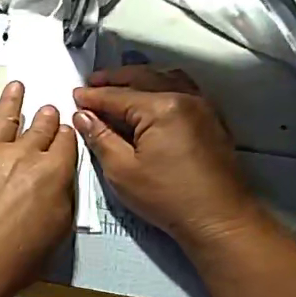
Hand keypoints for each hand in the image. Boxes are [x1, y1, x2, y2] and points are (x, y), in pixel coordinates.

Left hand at [0, 81, 77, 296]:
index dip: (65, 135)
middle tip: (46, 110)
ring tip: (16, 86)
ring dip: (11, 101)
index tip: (63, 132)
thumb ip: (62, 195)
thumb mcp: (59, 228)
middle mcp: (23, 154)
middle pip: (38, 127)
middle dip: (44, 117)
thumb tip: (59, 178)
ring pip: (3, 118)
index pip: (65, 142)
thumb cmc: (19, 256)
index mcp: (53, 171)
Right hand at [73, 66, 267, 248]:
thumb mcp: (122, 171)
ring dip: (139, 78)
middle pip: (142, 78)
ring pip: (165, 78)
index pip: (117, 95)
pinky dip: (162, 85)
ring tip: (120, 85)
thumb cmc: (172, 199)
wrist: (218, 218)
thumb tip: (84, 117)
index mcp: (161, 108)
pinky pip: (183, 88)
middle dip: (114, 80)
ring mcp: (202, 106)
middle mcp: (185, 98)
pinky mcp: (211, 119)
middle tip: (93, 84)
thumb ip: (100, 138)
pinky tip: (152, 95)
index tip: (76, 97)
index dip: (92, 97)